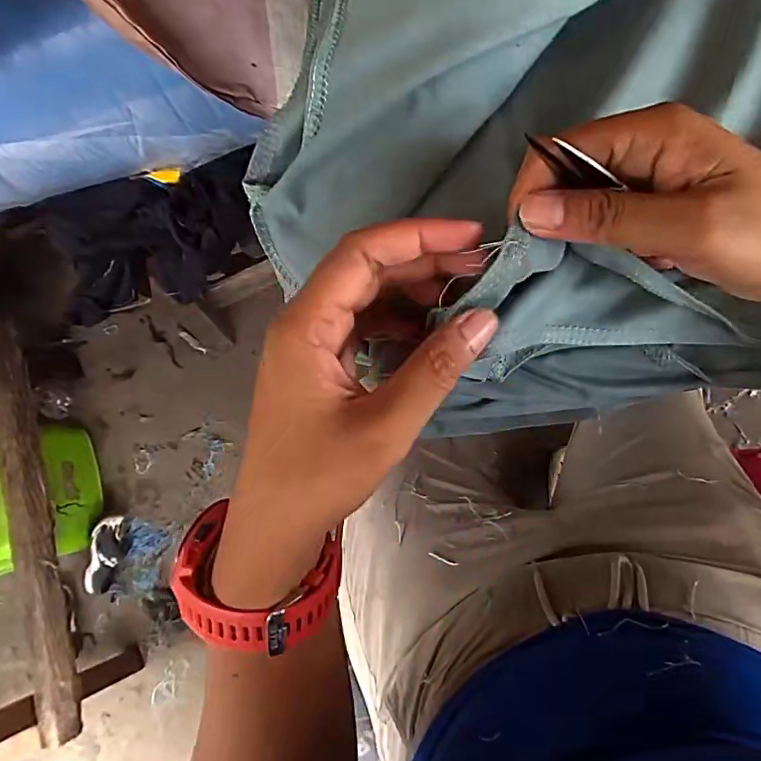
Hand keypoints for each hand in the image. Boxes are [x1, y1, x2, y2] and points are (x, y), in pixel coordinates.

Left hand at [212, 219, 499, 608]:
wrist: (274, 525)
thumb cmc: (319, 478)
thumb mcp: (386, 426)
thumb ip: (435, 368)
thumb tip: (486, 317)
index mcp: (306, 325)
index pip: (362, 253)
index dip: (418, 236)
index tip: (471, 236)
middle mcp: (304, 320)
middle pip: (366, 268)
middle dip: (424, 261)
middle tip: (481, 266)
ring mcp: (311, 340)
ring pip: (367, 295)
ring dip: (415, 291)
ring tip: (466, 297)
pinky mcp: (321, 361)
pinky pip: (365, 323)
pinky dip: (401, 321)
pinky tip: (434, 331)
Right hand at [506, 102, 760, 307]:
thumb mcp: (685, 228)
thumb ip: (606, 217)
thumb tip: (530, 211)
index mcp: (656, 131)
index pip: (567, 145)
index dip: (536, 185)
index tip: (524, 235)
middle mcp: (651, 142)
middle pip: (575, 168)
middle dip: (558, 210)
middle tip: (554, 256)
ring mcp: (660, 173)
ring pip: (593, 195)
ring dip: (588, 228)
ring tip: (608, 258)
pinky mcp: (667, 202)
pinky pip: (617, 215)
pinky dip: (614, 239)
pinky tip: (642, 258)